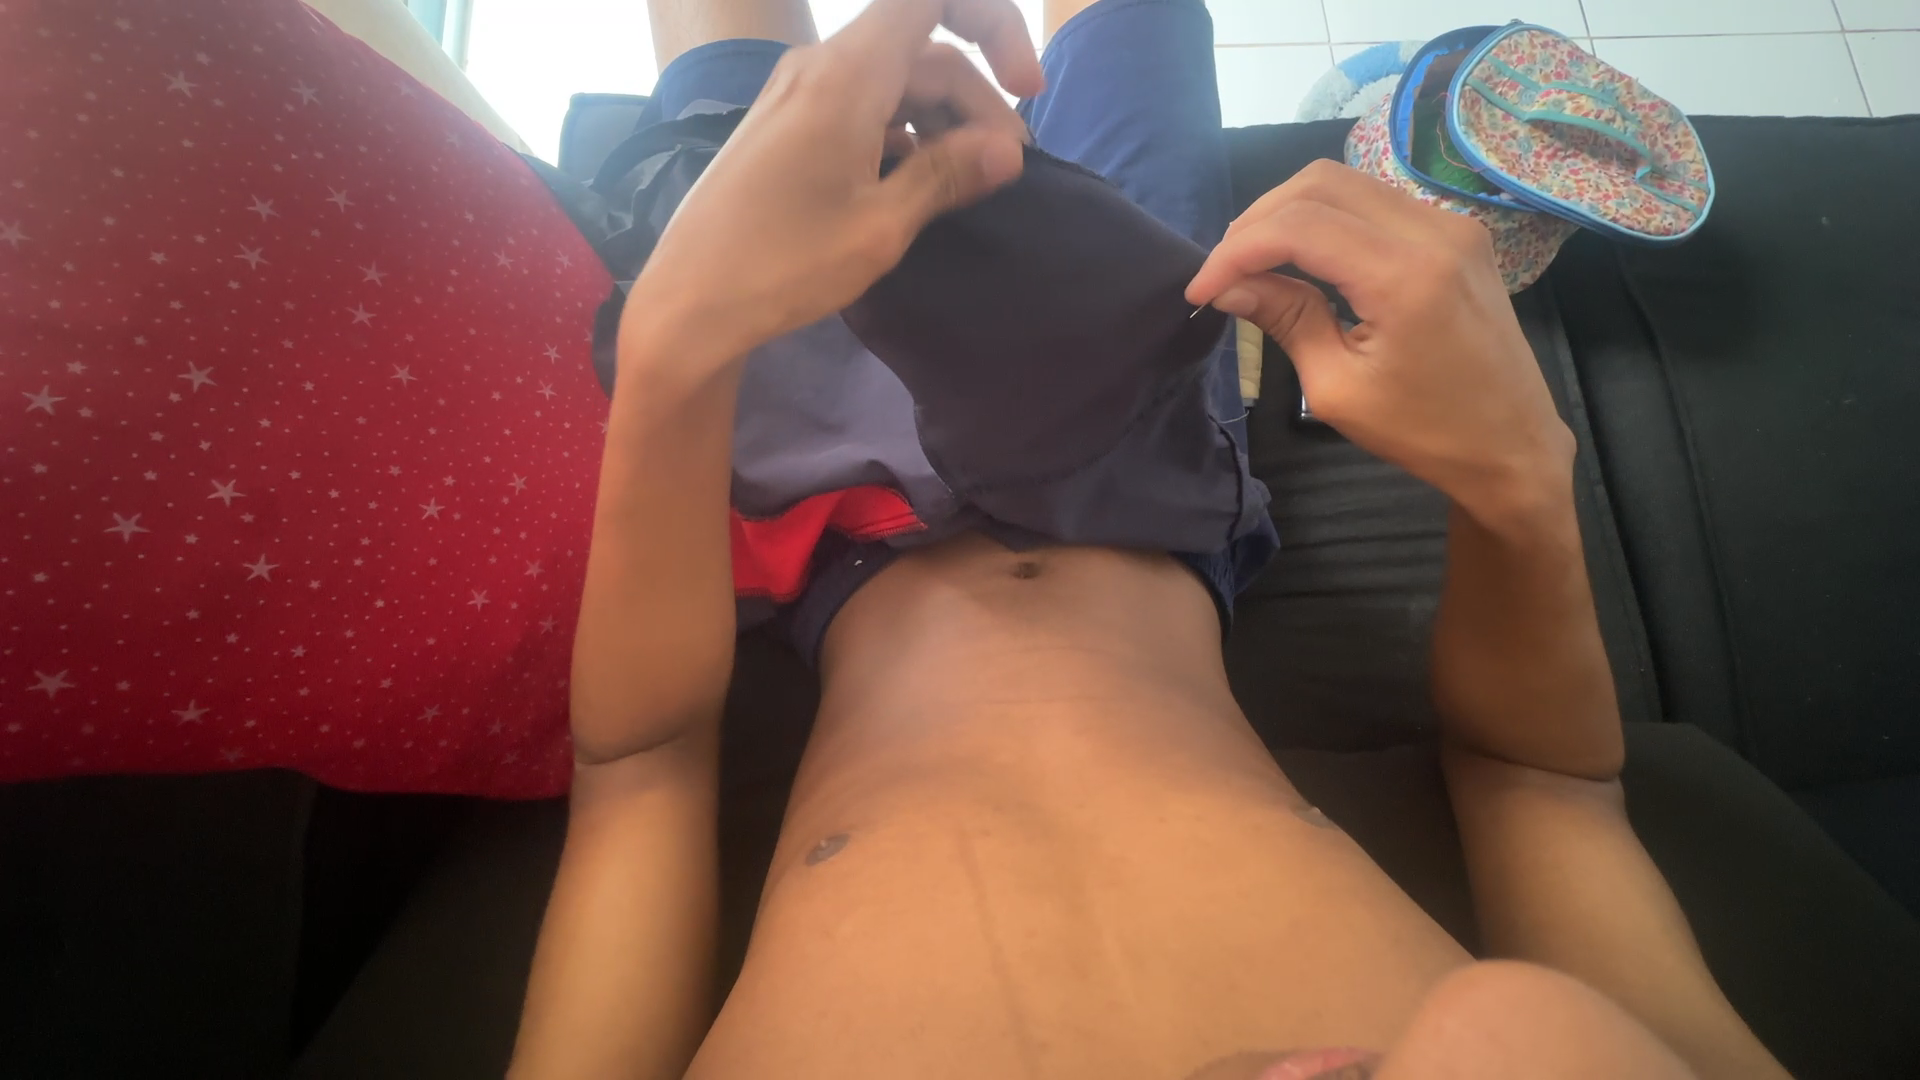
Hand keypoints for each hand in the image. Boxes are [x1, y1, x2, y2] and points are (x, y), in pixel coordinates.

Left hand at [622, 0, 1041, 371]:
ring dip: (940, 123)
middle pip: (922, 53)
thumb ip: (945, 176)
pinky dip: (901, 136)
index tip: (1027, 95)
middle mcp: (821, 68)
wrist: (692, 299)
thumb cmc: (785, 264)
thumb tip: (1009, 150)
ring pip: (892, 85)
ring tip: (968, 182)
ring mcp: (799, 98)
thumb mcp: (879, 226)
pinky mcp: (788, 131)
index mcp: (847, 75)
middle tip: (1008, 171)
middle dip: (976, 101)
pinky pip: (861, 111)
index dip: (994, 28)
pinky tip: (914, 184)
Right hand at [1186, 161, 1574, 526]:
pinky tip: (1297, 257)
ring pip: (1346, 184)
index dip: (1235, 252)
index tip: (1200, 292)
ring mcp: (1450, 224)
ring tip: (1250, 263)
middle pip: (1320, 184)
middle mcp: (1433, 230)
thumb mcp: (1335, 387)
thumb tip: (1229, 288)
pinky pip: (1372, 202)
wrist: (1508, 443)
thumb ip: (1285, 321)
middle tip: (1222, 272)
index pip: (1299, 227)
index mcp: (1404, 276)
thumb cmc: (1419, 430)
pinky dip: (1322, 220)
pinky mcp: (1454, 233)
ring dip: (1286, 215)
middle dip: (1255, 222)